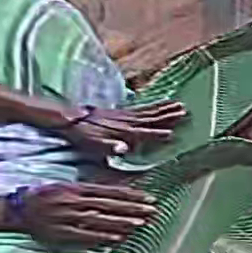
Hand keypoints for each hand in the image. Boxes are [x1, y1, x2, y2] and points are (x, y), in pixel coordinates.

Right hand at [7, 183, 157, 244]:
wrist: (10, 210)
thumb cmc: (45, 197)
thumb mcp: (67, 187)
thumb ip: (92, 189)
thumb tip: (122, 190)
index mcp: (72, 189)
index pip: (108, 191)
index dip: (131, 195)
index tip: (151, 199)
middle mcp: (69, 201)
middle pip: (107, 205)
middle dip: (132, 208)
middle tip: (154, 211)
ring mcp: (63, 217)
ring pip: (97, 220)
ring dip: (122, 222)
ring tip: (142, 224)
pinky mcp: (57, 232)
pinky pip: (83, 235)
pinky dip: (102, 237)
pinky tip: (120, 238)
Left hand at [56, 100, 187, 158]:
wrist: (66, 119)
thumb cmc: (83, 136)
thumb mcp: (94, 145)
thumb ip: (111, 147)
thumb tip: (124, 149)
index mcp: (124, 132)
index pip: (145, 132)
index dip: (157, 133)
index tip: (171, 133)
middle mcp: (128, 123)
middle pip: (152, 118)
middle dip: (168, 115)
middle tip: (184, 111)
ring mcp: (126, 116)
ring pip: (149, 111)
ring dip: (165, 108)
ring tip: (179, 105)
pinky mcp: (122, 112)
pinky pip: (142, 108)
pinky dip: (153, 105)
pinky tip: (160, 103)